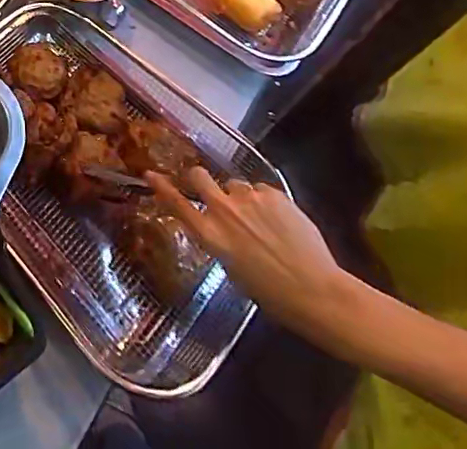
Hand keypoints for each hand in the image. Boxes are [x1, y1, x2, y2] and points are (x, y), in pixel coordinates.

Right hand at [146, 168, 354, 333]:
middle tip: (210, 189)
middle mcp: (223, 210)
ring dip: (241, 197)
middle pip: (199, 175)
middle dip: (200, 178)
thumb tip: (219, 227)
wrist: (316, 291)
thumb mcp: (232, 268)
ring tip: (260, 219)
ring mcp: (248, 198)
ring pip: (235, 185)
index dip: (161, 186)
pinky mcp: (273, 193)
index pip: (176, 203)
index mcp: (210, 234)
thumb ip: (219, 240)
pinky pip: (261, 190)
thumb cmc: (271, 293)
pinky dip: (266, 202)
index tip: (150, 174)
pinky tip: (280, 222)